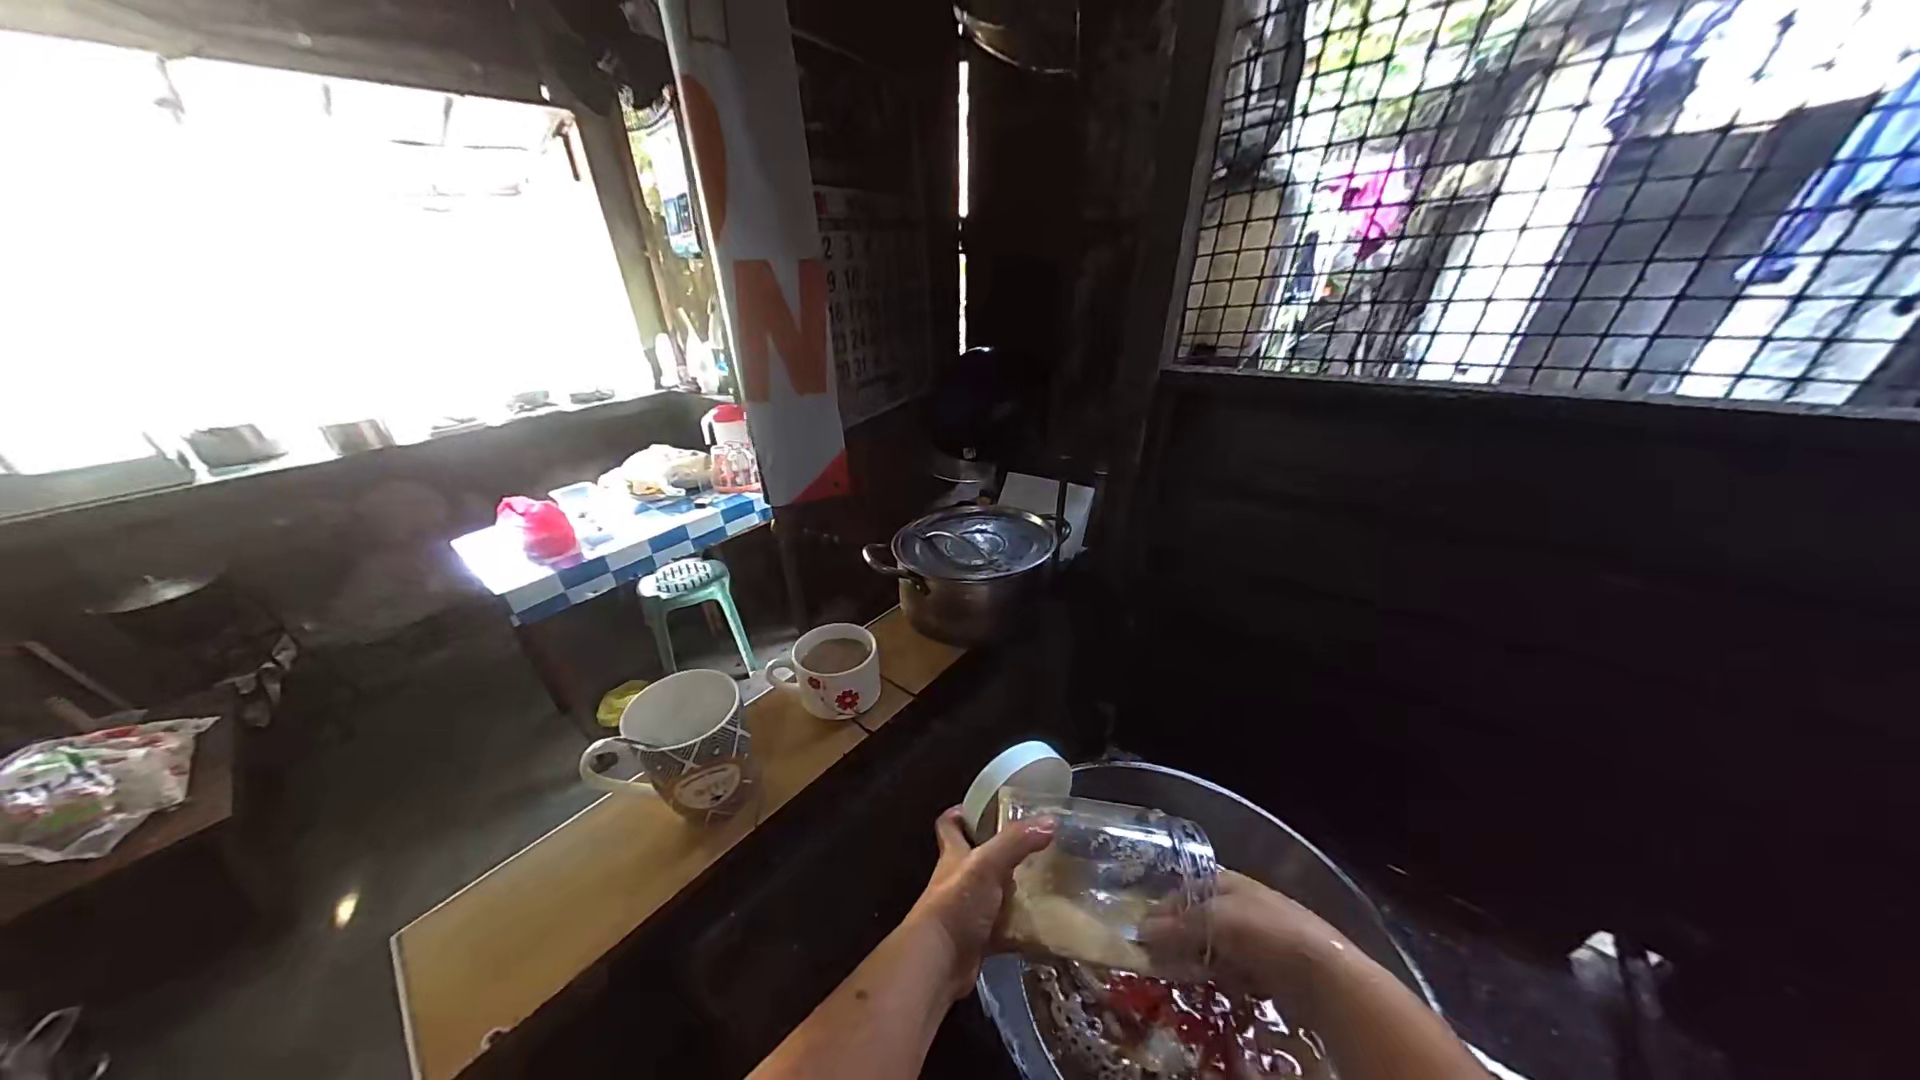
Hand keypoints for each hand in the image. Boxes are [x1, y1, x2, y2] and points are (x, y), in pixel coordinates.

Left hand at [906, 806, 1055, 999]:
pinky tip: (1044, 923)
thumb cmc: (955, 904)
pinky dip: (1020, 926)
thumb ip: (1016, 841)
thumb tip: (1050, 821)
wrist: (938, 963)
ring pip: (992, 892)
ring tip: (1045, 881)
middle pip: (975, 857)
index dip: (963, 813)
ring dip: (1014, 889)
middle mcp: (957, 879)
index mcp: (953, 854)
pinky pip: (1003, 928)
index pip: (949, 824)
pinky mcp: (977, 939)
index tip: (988, 807)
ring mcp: (966, 910)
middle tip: (1031, 845)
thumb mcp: (986, 864)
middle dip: (1001, 851)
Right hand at [1145, 870, 1357, 1003]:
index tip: (1140, 935)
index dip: (1160, 912)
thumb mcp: (1212, 920)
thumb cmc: (1263, 932)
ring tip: (1181, 979)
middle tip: (1157, 962)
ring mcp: (1255, 936)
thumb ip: (1176, 926)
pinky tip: (1214, 989)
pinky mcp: (1269, 967)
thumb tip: (1140, 931)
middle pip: (1197, 921)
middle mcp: (1238, 904)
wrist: (1324, 974)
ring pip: (1214, 949)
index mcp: (1224, 881)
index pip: (1182, 893)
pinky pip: (1233, 972)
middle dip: (1177, 941)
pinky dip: (1221, 979)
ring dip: (1197, 964)